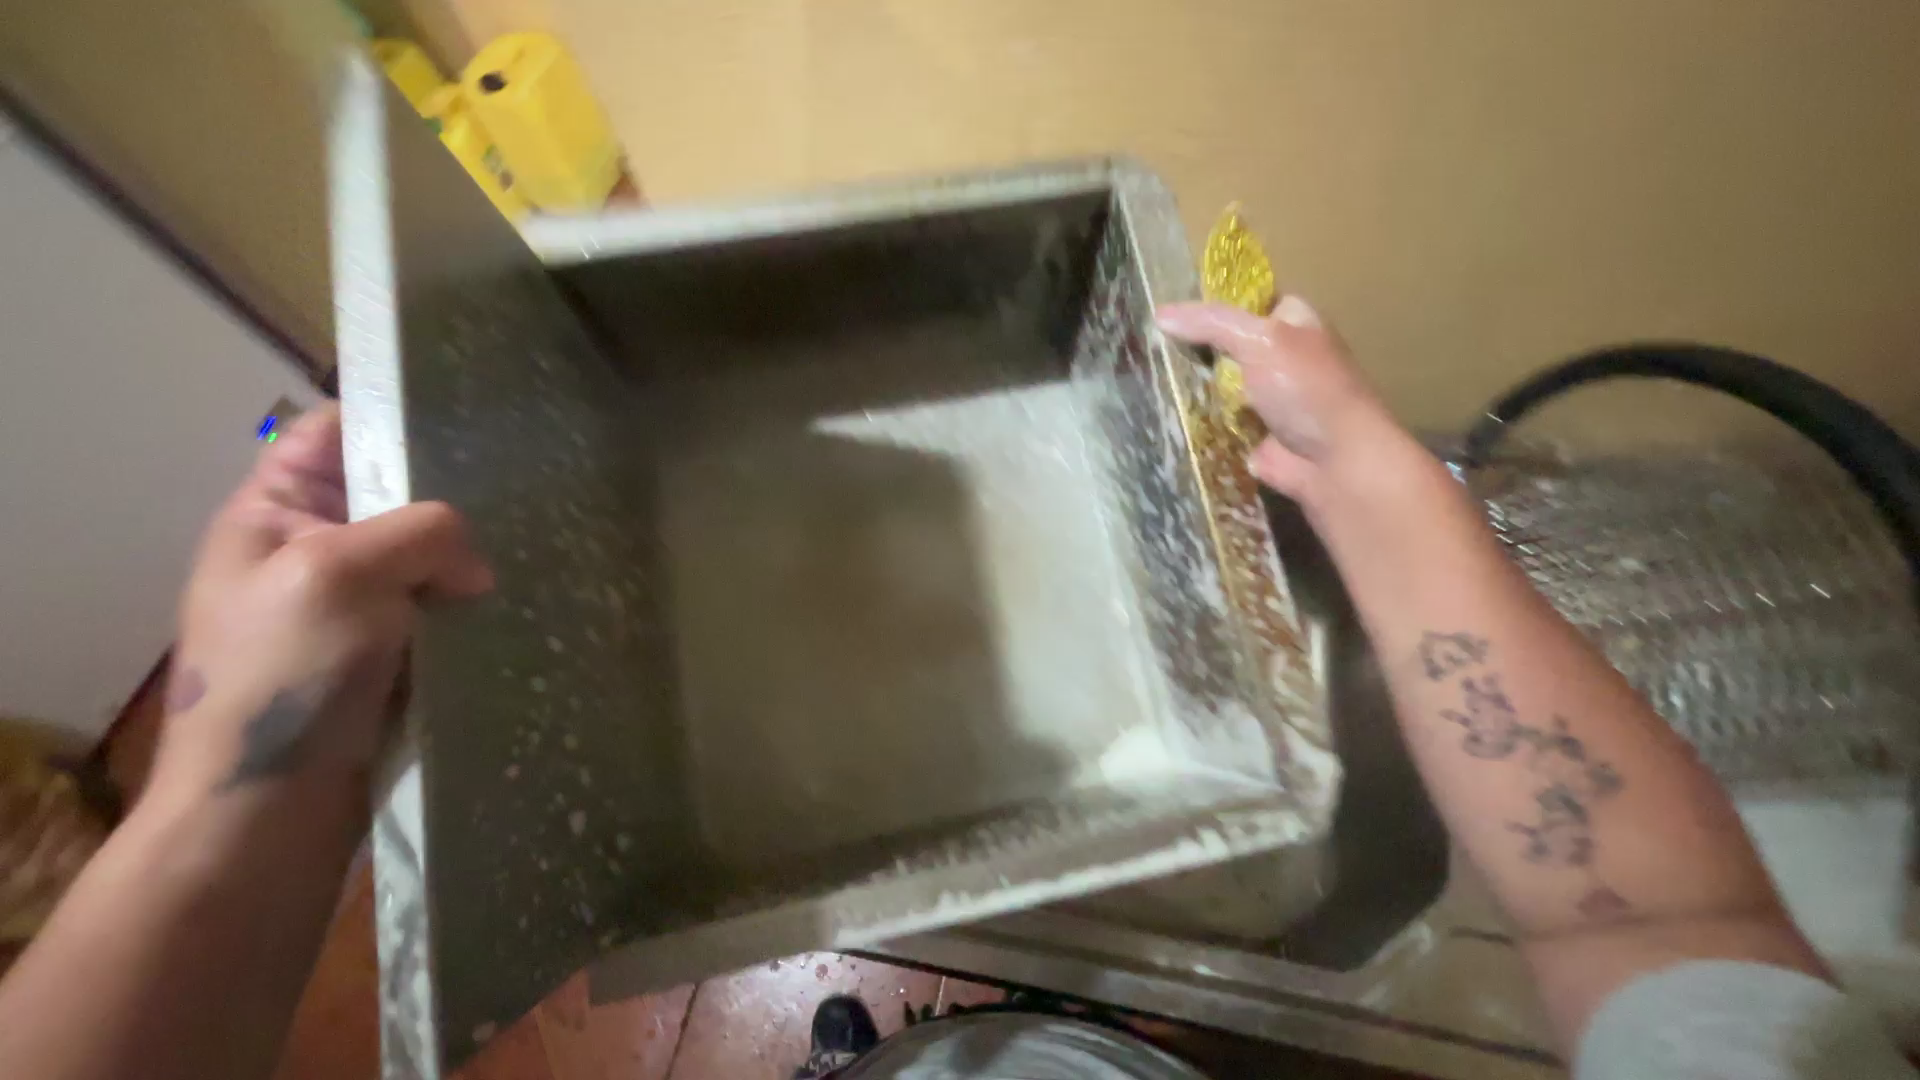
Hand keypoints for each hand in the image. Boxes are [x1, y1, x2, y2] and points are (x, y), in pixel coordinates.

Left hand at [151, 404, 492, 801]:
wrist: (271, 802)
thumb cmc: (282, 674)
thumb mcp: (339, 572)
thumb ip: (423, 533)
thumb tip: (476, 568)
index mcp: (275, 512)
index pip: (333, 430)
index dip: (392, 414)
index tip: (472, 415)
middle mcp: (317, 547)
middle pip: (395, 491)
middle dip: (455, 488)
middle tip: (527, 482)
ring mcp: (358, 602)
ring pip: (430, 551)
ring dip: (473, 552)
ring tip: (537, 539)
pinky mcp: (396, 647)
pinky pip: (444, 603)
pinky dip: (477, 599)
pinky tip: (518, 596)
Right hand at [1156, 295, 1414, 506]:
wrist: (1333, 462)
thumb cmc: (1307, 390)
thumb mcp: (1262, 341)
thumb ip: (1211, 323)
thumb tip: (1159, 313)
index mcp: (1293, 322)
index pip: (1245, 301)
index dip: (1209, 303)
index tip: (1167, 309)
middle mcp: (1279, 355)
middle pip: (1224, 343)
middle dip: (1191, 346)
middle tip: (1148, 345)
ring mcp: (1263, 396)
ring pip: (1214, 382)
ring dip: (1189, 384)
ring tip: (1147, 375)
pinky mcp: (1249, 430)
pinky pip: (1212, 418)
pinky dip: (1193, 418)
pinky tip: (1161, 410)